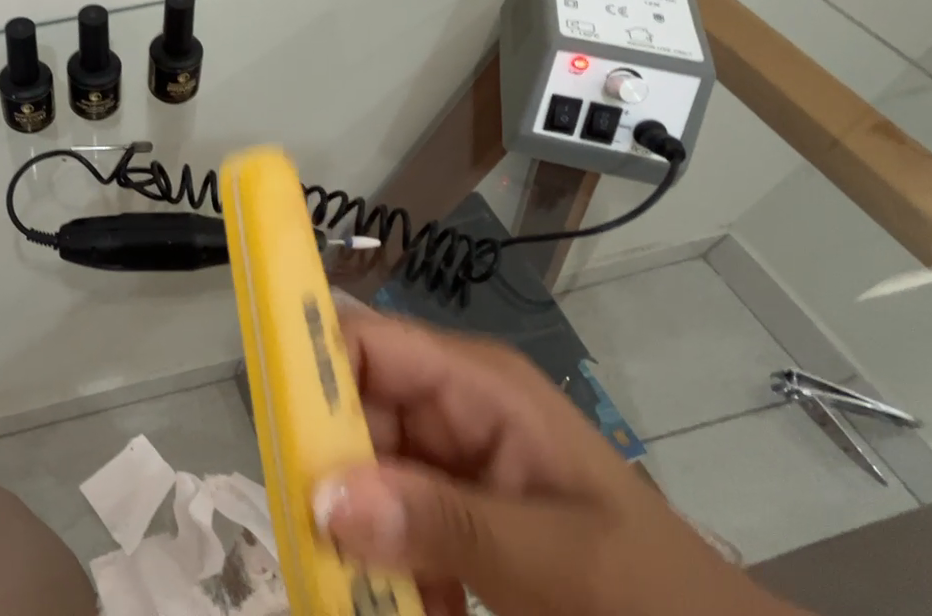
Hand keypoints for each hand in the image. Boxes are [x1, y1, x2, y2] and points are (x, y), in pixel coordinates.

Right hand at [312, 304, 804, 615]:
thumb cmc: (660, 595)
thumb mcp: (561, 561)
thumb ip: (447, 525)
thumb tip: (324, 496)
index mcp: (477, 384)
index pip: (366, 343)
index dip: (308, 365)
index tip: (272, 432)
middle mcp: (450, 407)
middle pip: (348, 413)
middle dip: (328, 476)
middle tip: (317, 545)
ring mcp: (446, 461)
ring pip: (358, 476)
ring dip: (355, 537)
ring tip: (368, 594)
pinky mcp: (446, 511)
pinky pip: (383, 522)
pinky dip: (384, 570)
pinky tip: (420, 609)